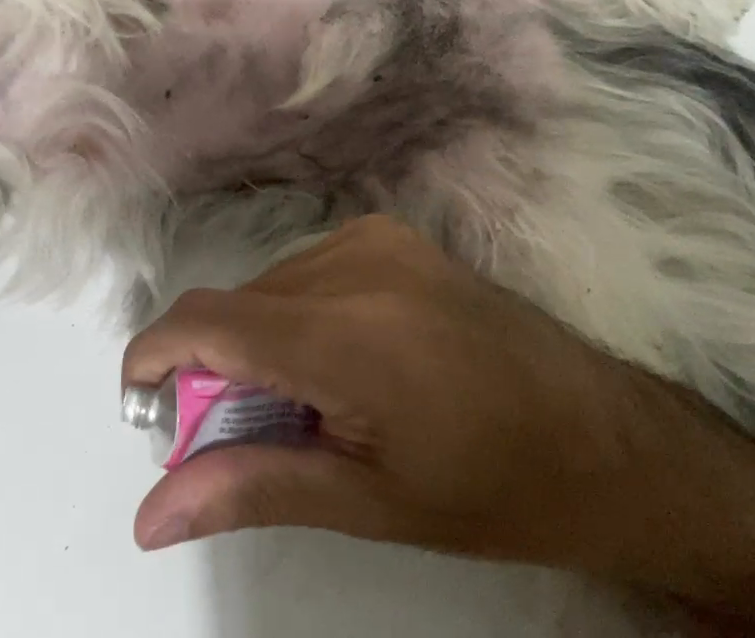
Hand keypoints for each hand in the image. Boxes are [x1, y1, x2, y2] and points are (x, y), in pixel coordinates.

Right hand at [121, 214, 645, 559]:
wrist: (610, 442)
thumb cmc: (493, 489)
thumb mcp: (365, 502)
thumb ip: (249, 489)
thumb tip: (147, 517)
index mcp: (347, 334)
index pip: (205, 321)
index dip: (153, 359)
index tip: (144, 409)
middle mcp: (355, 264)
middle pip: (233, 307)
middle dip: (213, 370)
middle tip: (244, 438)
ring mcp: (378, 240)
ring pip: (265, 288)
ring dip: (254, 344)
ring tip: (304, 407)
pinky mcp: (394, 237)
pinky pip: (304, 271)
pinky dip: (291, 317)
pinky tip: (337, 363)